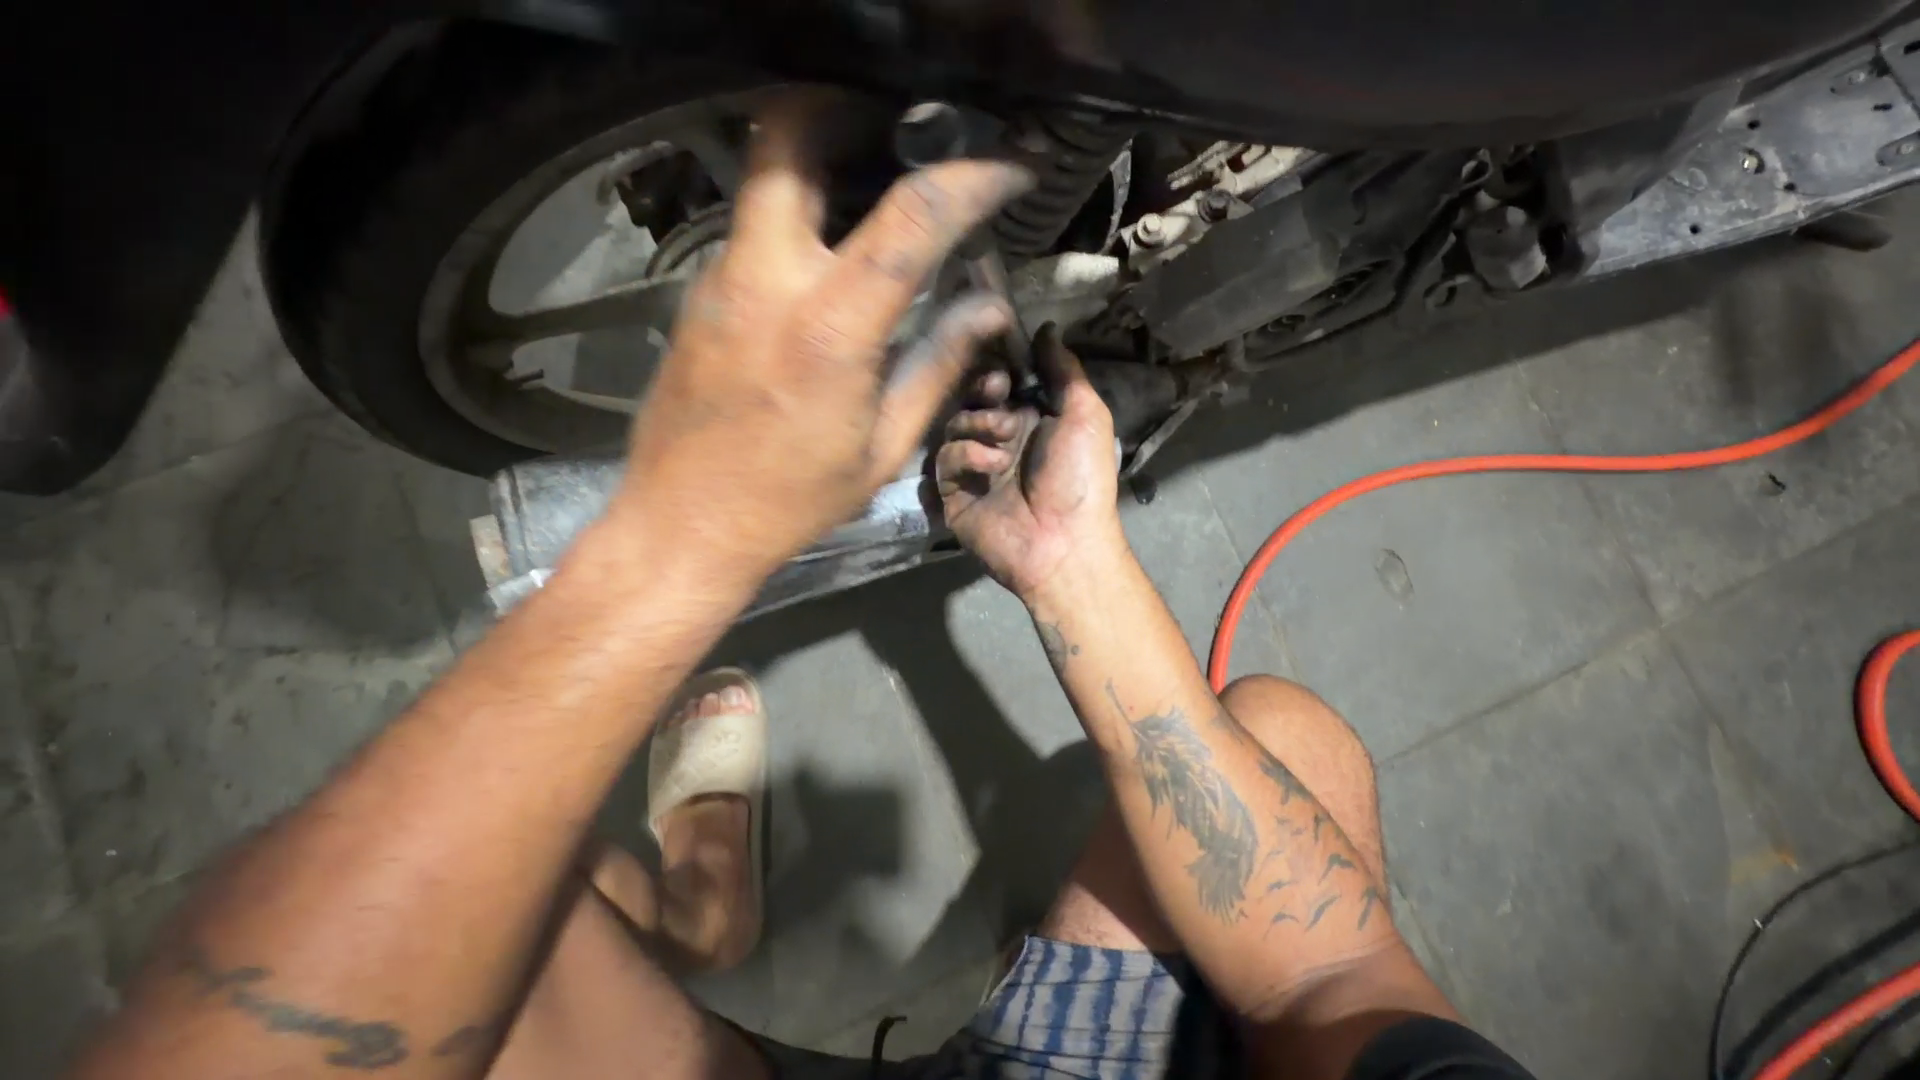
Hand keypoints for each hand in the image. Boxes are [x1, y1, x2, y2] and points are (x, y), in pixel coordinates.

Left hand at [611, 93, 1032, 583]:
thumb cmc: (792, 499)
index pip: (910, 215)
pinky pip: (751, 227)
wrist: (683, 524)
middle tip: (900, 136)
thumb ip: (939, 363)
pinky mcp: (699, 293)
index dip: (971, 178)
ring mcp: (720, 279)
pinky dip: (796, 218)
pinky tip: (827, 260)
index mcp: (829, 327)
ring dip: (820, 162)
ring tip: (873, 190)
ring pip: (765, 176)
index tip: (1008, 170)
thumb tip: (987, 308)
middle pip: (790, 138)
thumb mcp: (884, 445)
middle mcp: (766, 281)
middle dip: (848, 114)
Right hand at [935, 326, 1126, 600]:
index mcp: (1032, 419)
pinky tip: (991, 466)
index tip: (1004, 364)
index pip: (1003, 380)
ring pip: (954, 423)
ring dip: (978, 423)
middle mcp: (1001, 438)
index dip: (998, 366)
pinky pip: (945, 459)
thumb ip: (1064, 369)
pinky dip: (967, 455)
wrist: (1063, 543)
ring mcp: (976, 465)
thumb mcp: (1085, 414)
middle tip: (997, 392)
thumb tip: (1047, 329)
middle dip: (982, 390)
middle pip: (972, 398)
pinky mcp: (954, 491)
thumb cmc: (1081, 478)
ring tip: (1002, 438)